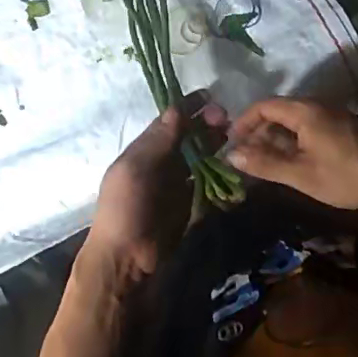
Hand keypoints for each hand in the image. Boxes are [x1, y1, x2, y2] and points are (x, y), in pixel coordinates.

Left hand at [87, 95, 228, 282]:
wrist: (127, 260)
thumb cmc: (125, 211)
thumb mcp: (135, 170)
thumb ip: (158, 141)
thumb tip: (176, 109)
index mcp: (142, 150)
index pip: (168, 121)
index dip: (187, 107)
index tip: (210, 96)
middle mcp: (159, 162)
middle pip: (186, 135)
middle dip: (205, 123)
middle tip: (226, 118)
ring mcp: (174, 182)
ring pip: (197, 154)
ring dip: (213, 141)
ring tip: (232, 133)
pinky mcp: (188, 201)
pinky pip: (205, 177)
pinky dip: (217, 167)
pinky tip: (231, 159)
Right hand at [225, 98, 357, 210]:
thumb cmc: (347, 176)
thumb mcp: (301, 175)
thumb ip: (265, 164)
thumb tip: (231, 155)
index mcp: (304, 111)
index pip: (263, 106)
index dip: (243, 123)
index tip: (231, 144)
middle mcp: (317, 106)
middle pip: (279, 112)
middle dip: (259, 133)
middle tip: (246, 160)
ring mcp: (333, 115)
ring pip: (295, 121)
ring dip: (277, 139)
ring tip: (266, 165)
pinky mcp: (344, 127)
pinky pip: (309, 127)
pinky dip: (294, 141)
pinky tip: (294, 164)